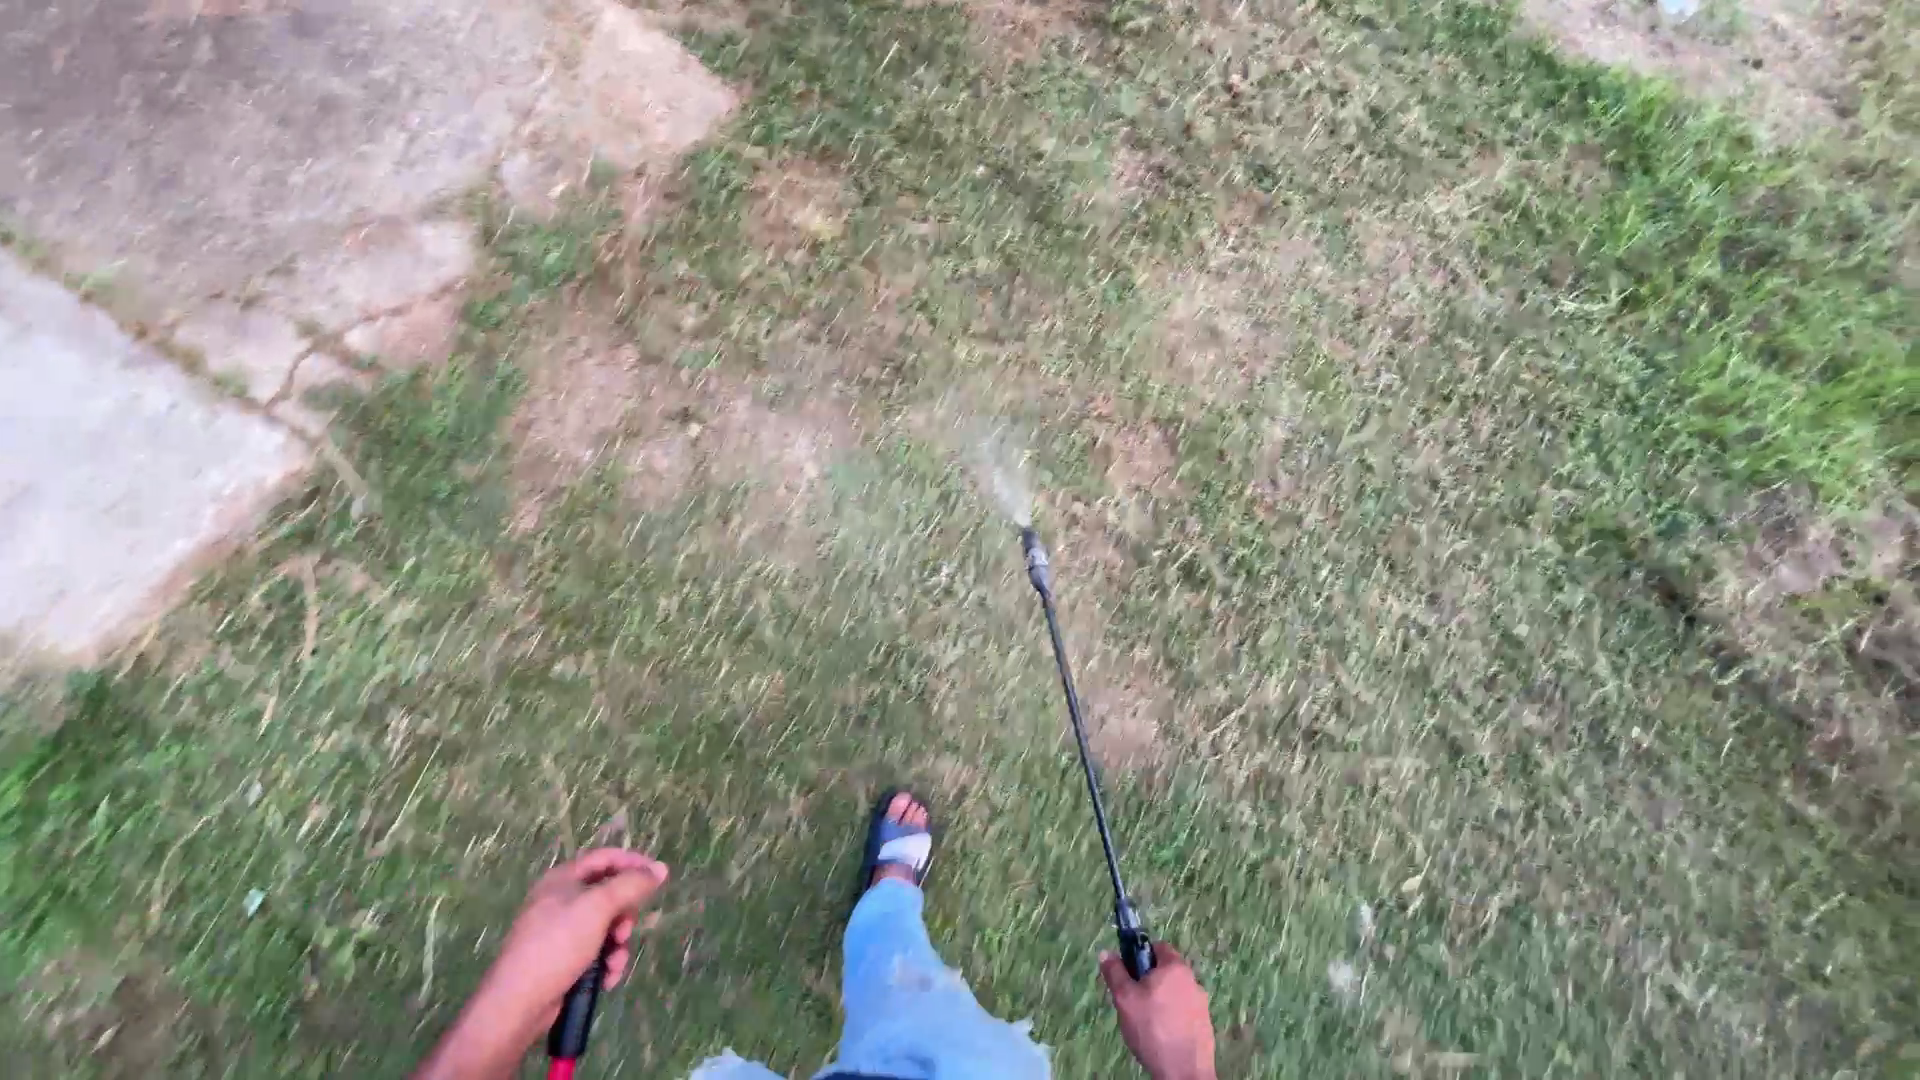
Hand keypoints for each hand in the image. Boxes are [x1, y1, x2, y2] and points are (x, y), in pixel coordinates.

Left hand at [413, 849, 669, 1079]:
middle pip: (609, 894)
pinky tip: (606, 977)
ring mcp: (560, 931)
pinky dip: (606, 961)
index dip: (634, 863)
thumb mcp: (599, 906)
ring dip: (618, 944)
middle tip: (626, 930)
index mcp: (563, 879)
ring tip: (614, 961)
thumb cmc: (558, 944)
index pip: (607, 858)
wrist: (517, 1003)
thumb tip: (660, 870)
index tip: (658, 878)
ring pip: (606, 925)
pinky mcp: (562, 958)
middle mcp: (561, 900)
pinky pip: (595, 949)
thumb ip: (632, 884)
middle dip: (625, 914)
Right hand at [1100, 943, 1216, 1079]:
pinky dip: (1171, 1018)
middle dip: (1148, 981)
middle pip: (1165, 971)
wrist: (1184, 1073)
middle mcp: (1193, 980)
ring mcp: (1201, 1004)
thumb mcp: (1125, 999)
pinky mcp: (1205, 1026)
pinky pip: (1183, 1012)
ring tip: (1145, 1021)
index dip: (1140, 955)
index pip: (1157, 946)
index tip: (1128, 973)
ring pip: (1174, 993)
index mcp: (1175, 967)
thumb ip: (1115, 973)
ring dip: (1160, 1001)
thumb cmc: (1152, 1029)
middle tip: (1133, 1000)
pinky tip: (1160, 1035)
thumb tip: (1106, 952)